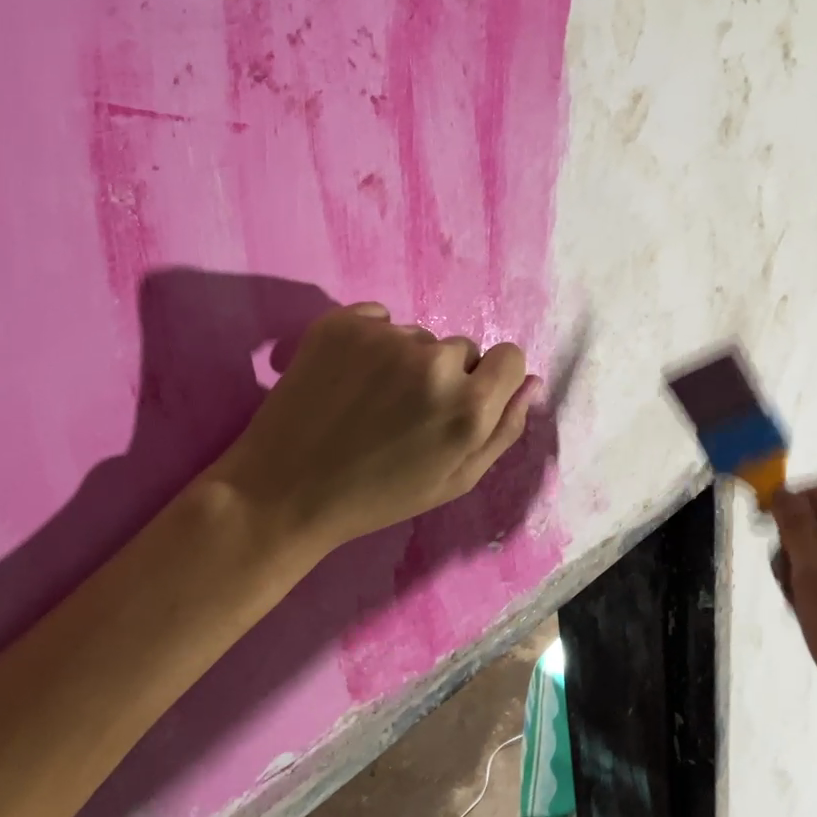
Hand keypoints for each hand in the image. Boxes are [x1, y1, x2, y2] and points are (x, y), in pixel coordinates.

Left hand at [203, 302, 533, 552]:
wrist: (285, 489)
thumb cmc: (378, 496)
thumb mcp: (454, 481)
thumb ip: (503, 431)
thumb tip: (531, 382)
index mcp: (469, 406)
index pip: (508, 357)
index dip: (487, 381)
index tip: (458, 403)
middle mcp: (434, 361)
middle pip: (461, 348)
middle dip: (445, 375)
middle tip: (403, 415)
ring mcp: (385, 337)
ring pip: (416, 337)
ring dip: (404, 361)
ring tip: (368, 403)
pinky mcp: (342, 323)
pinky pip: (377, 320)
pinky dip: (369, 343)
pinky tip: (346, 380)